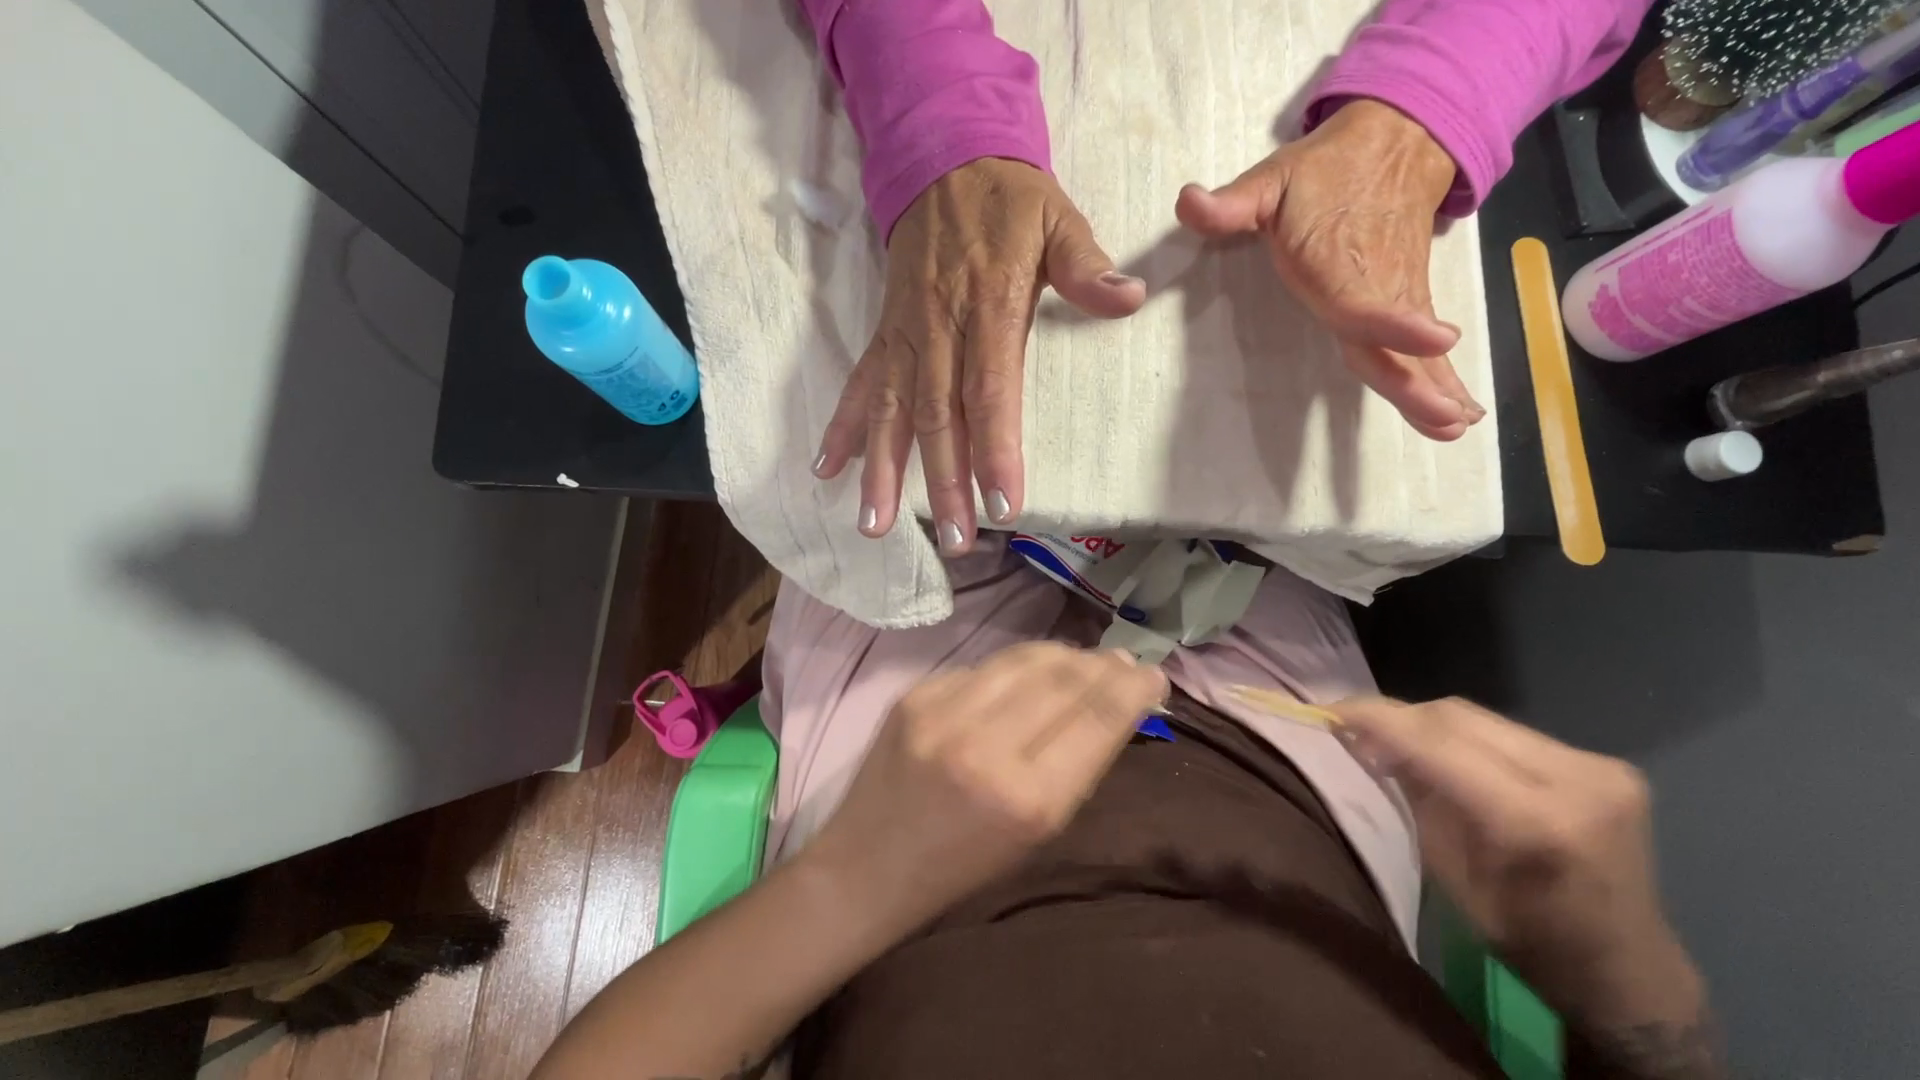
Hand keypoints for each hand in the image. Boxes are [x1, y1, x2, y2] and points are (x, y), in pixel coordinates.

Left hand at [805, 643, 1167, 931]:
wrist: (868, 866)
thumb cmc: (964, 867)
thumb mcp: (1038, 832)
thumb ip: (1076, 766)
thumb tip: (1115, 703)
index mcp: (1027, 797)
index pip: (1097, 718)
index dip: (1133, 690)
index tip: (1155, 675)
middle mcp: (985, 745)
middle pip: (1064, 678)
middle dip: (1104, 666)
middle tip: (1125, 662)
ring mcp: (942, 712)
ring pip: (1024, 659)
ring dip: (1064, 655)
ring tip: (1085, 660)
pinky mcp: (914, 694)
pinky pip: (982, 668)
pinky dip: (1015, 669)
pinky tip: (1027, 676)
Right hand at [813, 159, 1145, 552]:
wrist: (944, 161)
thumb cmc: (1010, 202)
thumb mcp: (1059, 220)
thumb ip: (1087, 265)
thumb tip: (1129, 298)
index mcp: (987, 304)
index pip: (990, 387)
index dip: (994, 445)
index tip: (1001, 502)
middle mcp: (938, 327)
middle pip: (937, 414)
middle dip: (943, 480)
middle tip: (953, 539)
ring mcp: (904, 333)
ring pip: (891, 409)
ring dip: (881, 469)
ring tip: (875, 525)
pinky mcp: (885, 333)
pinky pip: (861, 382)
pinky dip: (844, 426)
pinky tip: (828, 468)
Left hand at [1176, 99, 1484, 439]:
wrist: (1397, 142)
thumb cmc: (1322, 171)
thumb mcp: (1270, 181)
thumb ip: (1231, 203)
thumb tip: (1188, 203)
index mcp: (1333, 265)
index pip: (1363, 303)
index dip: (1393, 324)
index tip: (1439, 339)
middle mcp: (1370, 287)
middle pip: (1390, 342)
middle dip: (1418, 379)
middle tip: (1448, 418)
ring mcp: (1394, 296)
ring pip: (1412, 349)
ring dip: (1436, 387)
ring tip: (1459, 425)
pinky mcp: (1408, 299)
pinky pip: (1424, 346)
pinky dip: (1445, 377)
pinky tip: (1463, 415)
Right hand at [1331, 697, 1702, 1032]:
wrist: (1630, 972)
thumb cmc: (1529, 943)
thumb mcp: (1451, 878)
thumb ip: (1415, 803)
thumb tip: (1368, 746)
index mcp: (1536, 821)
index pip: (1437, 743)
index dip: (1376, 720)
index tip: (1326, 713)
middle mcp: (1576, 778)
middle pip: (1457, 717)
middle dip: (1397, 718)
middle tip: (1350, 728)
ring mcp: (1597, 765)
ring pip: (1480, 718)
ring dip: (1428, 726)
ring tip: (1391, 742)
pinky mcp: (1602, 762)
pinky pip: (1508, 733)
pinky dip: (1464, 738)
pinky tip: (1444, 757)